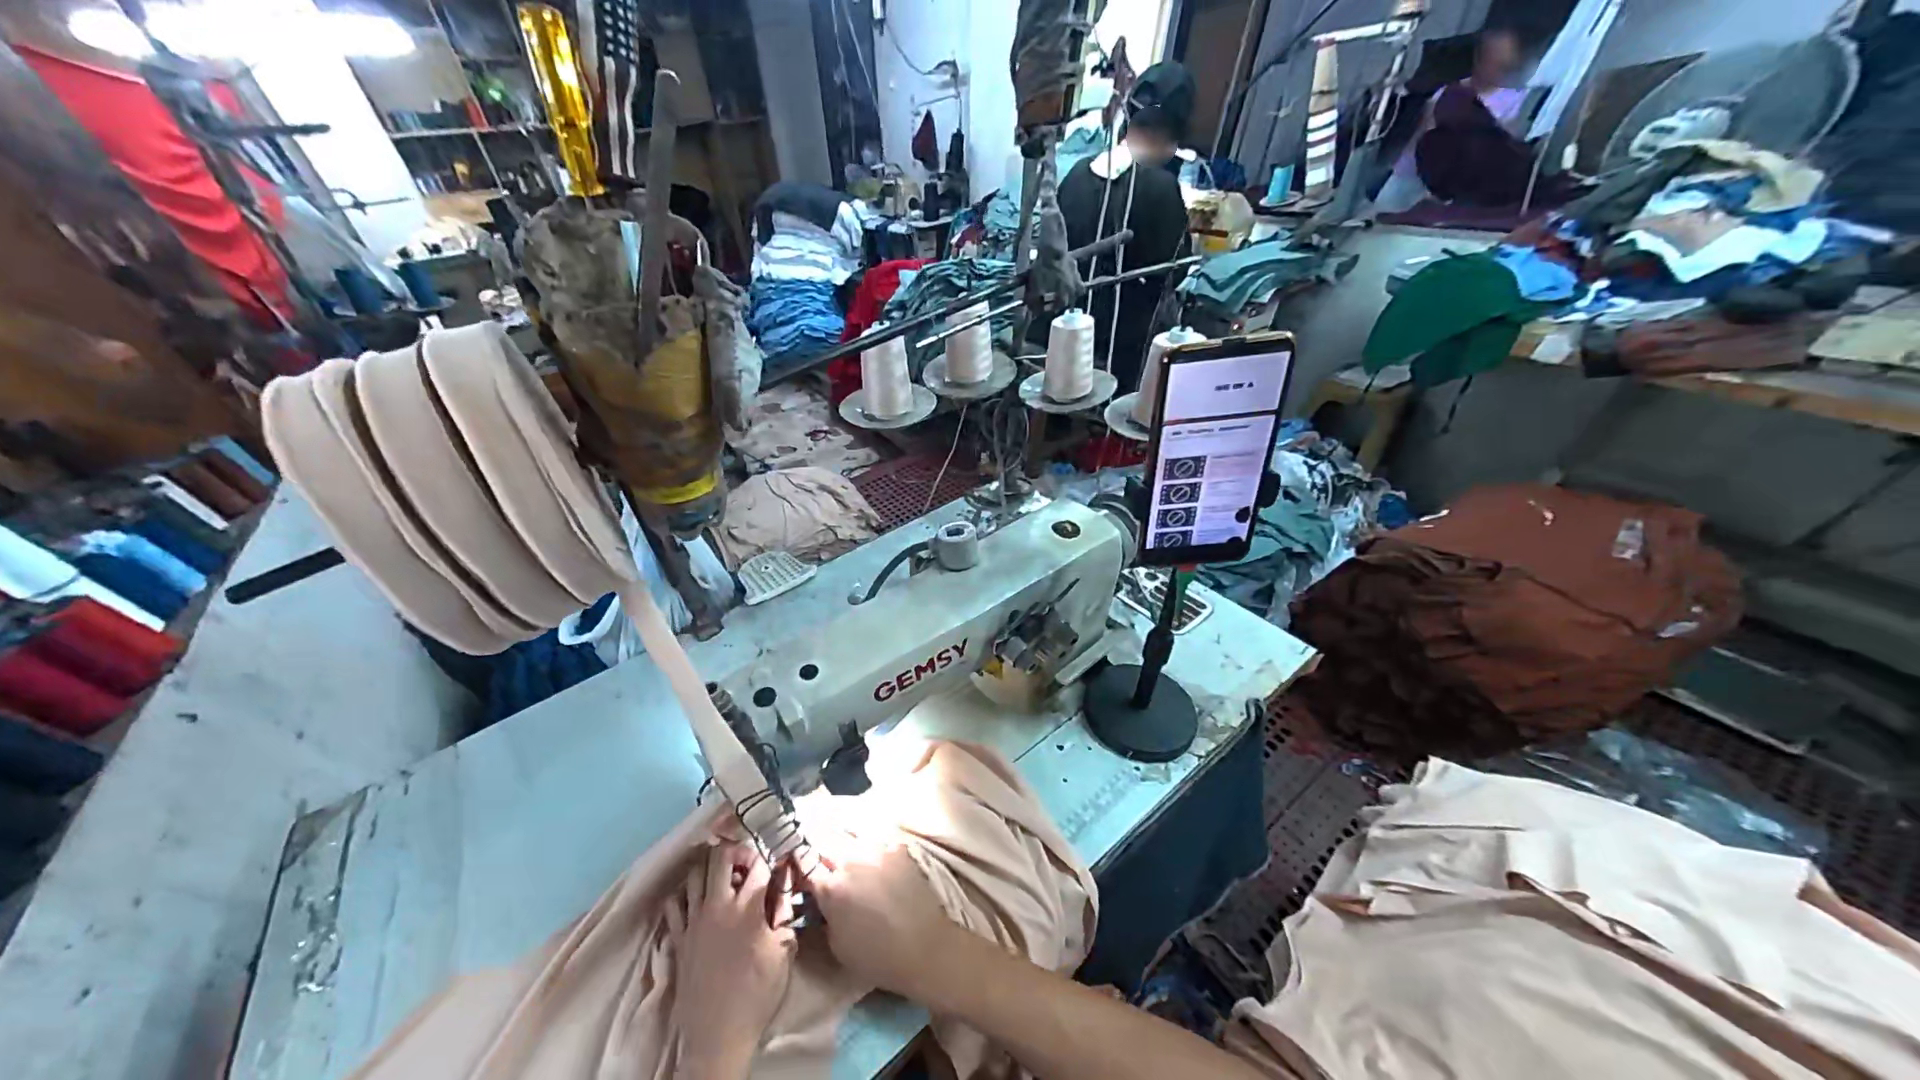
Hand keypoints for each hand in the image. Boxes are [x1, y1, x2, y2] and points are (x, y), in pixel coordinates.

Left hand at [675, 843, 796, 1079]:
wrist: (718, 1035)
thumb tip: (786, 879)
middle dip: (735, 850)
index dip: (768, 856)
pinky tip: (697, 899)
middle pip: (720, 857)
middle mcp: (718, 906)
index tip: (775, 862)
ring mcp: (693, 921)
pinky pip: (673, 903)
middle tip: (746, 862)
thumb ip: (784, 911)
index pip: (757, 863)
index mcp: (749, 908)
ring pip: (694, 874)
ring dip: (709, 867)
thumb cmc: (758, 993)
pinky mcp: (677, 938)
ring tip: (722, 876)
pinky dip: (685, 893)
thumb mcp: (784, 952)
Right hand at [800, 832, 969, 999]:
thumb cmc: (878, 957)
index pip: (803, 863)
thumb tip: (816, 899)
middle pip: (824, 838)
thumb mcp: (836, 944)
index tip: (795, 864)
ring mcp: (878, 849)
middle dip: (817, 845)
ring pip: (850, 831)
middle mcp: (851, 859)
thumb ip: (822, 914)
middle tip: (817, 854)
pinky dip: (868, 844)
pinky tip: (871, 856)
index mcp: (831, 887)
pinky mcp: (899, 847)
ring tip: (844, 850)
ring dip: (842, 839)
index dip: (796, 862)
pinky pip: (876, 838)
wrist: (927, 948)